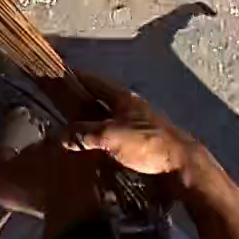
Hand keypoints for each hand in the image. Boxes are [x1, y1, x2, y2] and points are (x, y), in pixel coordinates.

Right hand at [66, 72, 201, 180]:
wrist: (181, 163)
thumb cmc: (146, 142)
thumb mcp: (110, 136)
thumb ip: (84, 134)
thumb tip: (59, 136)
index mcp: (121, 96)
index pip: (93, 80)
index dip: (75, 77)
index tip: (57, 75)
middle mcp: (128, 105)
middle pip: (98, 98)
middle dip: (79, 99)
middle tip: (57, 104)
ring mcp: (135, 121)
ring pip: (105, 116)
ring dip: (89, 119)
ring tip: (69, 127)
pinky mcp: (139, 139)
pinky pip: (112, 132)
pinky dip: (99, 134)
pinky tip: (90, 145)